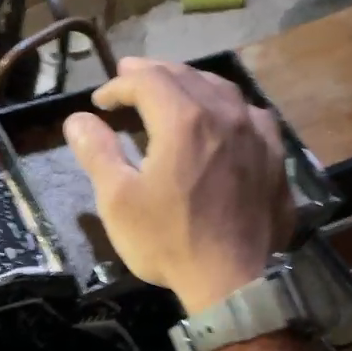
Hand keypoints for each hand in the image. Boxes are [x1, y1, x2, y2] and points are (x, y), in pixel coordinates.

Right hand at [63, 58, 293, 313]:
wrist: (231, 276)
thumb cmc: (167, 239)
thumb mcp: (118, 200)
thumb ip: (98, 153)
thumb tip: (77, 120)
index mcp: (183, 119)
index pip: (147, 82)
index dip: (119, 86)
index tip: (98, 100)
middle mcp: (225, 112)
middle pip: (186, 76)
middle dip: (153, 74)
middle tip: (129, 75)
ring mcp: (256, 131)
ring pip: (221, 90)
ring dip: (190, 83)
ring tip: (172, 87)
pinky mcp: (274, 155)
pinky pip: (248, 114)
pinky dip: (224, 107)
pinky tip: (221, 118)